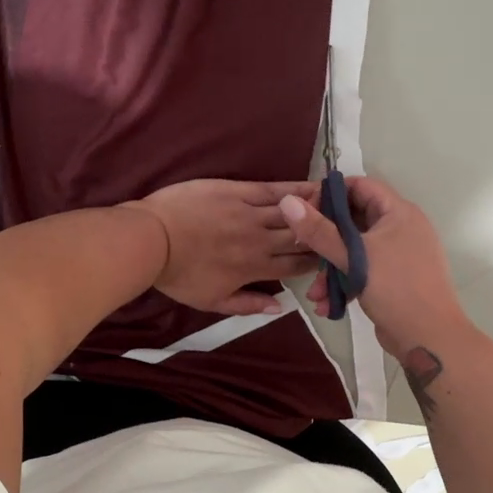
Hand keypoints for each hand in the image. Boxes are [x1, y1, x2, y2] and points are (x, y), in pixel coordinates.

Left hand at [120, 179, 319, 314]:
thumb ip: (247, 305)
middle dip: (322, 234)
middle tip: (341, 228)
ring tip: (337, 204)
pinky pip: (272, 190)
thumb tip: (280, 307)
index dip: (316, 262)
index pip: (296, 266)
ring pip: (292, 212)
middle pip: (300, 238)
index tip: (329, 257)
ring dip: (316, 209)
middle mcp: (259, 242)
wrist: (151, 240)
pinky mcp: (237, 191)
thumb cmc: (176, 275)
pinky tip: (313, 185)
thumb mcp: (210, 301)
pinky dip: (294, 188)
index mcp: (255, 269)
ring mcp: (249, 214)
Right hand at [277, 175, 471, 359]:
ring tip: (315, 292)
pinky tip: (328, 304)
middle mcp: (401, 228)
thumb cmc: (396, 289)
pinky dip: (344, 283)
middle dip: (324, 239)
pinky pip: (362, 270)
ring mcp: (398, 254)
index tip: (303, 210)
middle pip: (353, 219)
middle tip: (301, 250)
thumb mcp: (352, 257)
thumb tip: (287, 201)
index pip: (361, 186)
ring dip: (330, 269)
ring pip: (354, 249)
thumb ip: (318, 230)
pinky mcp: (393, 278)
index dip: (330, 193)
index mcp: (399, 213)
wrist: (429, 338)